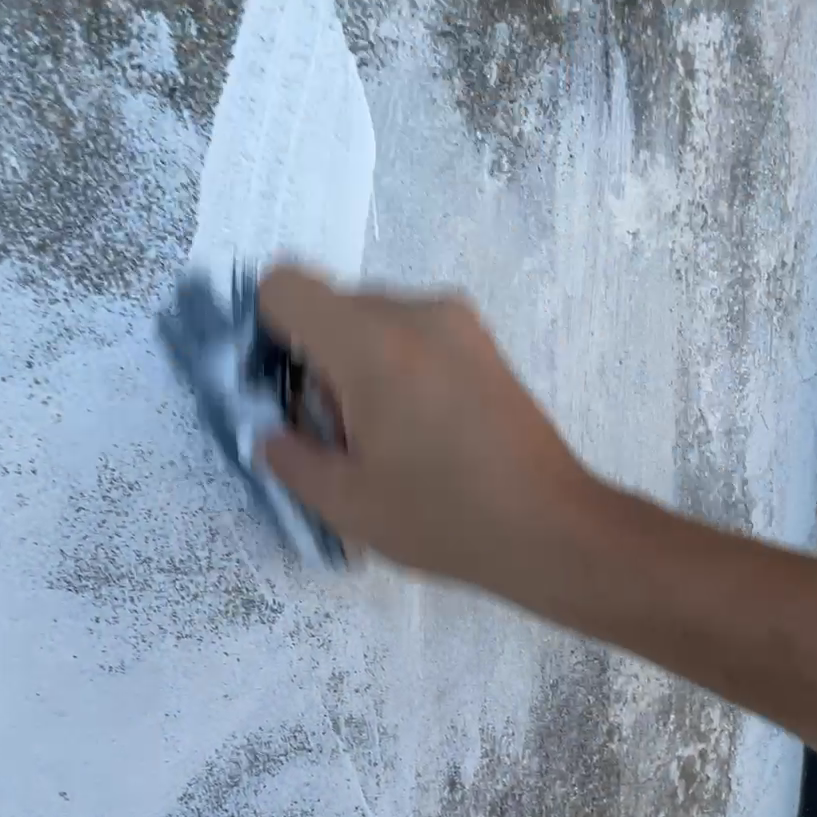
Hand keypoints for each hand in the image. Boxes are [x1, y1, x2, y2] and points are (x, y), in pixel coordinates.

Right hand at [256, 265, 595, 587]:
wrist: (551, 529)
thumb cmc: (444, 519)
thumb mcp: (346, 503)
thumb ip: (287, 457)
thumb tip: (269, 432)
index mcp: (372, 344)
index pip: (285, 286)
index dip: (265, 333)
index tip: (285, 392)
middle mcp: (417, 312)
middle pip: (330, 307)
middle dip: (315, 363)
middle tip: (342, 436)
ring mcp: (458, 322)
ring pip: (371, 322)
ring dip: (356, 369)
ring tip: (388, 439)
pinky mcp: (483, 342)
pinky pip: (411, 334)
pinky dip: (394, 369)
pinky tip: (422, 432)